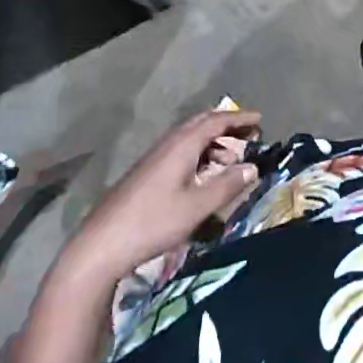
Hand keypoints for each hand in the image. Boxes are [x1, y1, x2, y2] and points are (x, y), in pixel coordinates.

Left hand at [66, 110, 261, 283]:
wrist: (102, 243)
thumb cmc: (153, 222)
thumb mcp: (197, 207)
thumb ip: (227, 185)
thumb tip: (252, 167)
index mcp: (182, 145)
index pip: (216, 121)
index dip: (239, 119)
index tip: (260, 120)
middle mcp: (169, 143)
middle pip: (201, 124)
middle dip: (227, 125)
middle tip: (250, 135)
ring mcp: (155, 157)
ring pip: (190, 137)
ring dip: (213, 140)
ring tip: (230, 158)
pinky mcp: (147, 171)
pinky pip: (181, 149)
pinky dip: (199, 152)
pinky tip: (203, 173)